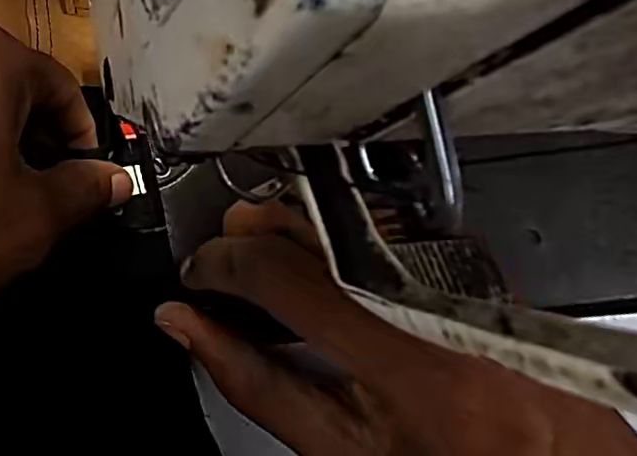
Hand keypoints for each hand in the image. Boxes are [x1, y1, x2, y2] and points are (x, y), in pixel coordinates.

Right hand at [155, 201, 636, 455]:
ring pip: (321, 207)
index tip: (194, 279)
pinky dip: (315, 233)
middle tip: (223, 279)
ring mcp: (443, 257)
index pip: (273, 269)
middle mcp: (425, 287)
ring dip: (274, 231)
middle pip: (292, 218)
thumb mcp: (348, 454)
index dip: (215, 266)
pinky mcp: (450, 244)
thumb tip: (186, 326)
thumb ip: (256, 382)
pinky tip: (313, 274)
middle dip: (238, 240)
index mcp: (402, 352)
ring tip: (265, 279)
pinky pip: (356, 215)